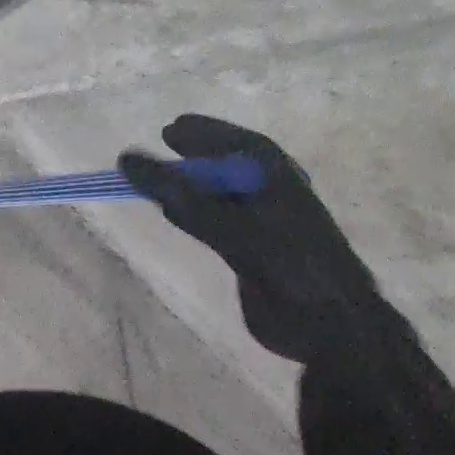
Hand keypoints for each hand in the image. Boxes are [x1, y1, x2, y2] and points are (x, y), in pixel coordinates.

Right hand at [118, 114, 381, 363]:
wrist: (329, 325)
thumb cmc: (282, 260)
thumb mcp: (221, 221)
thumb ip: (171, 190)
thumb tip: (125, 158)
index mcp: (278, 177)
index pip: (238, 143)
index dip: (205, 132)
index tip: (170, 128)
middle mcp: (276, 194)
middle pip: (231, 167)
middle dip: (198, 157)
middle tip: (166, 146)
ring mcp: (271, 226)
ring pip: (224, 195)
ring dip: (194, 186)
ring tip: (163, 181)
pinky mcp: (261, 254)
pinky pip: (222, 220)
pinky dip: (197, 212)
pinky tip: (178, 217)